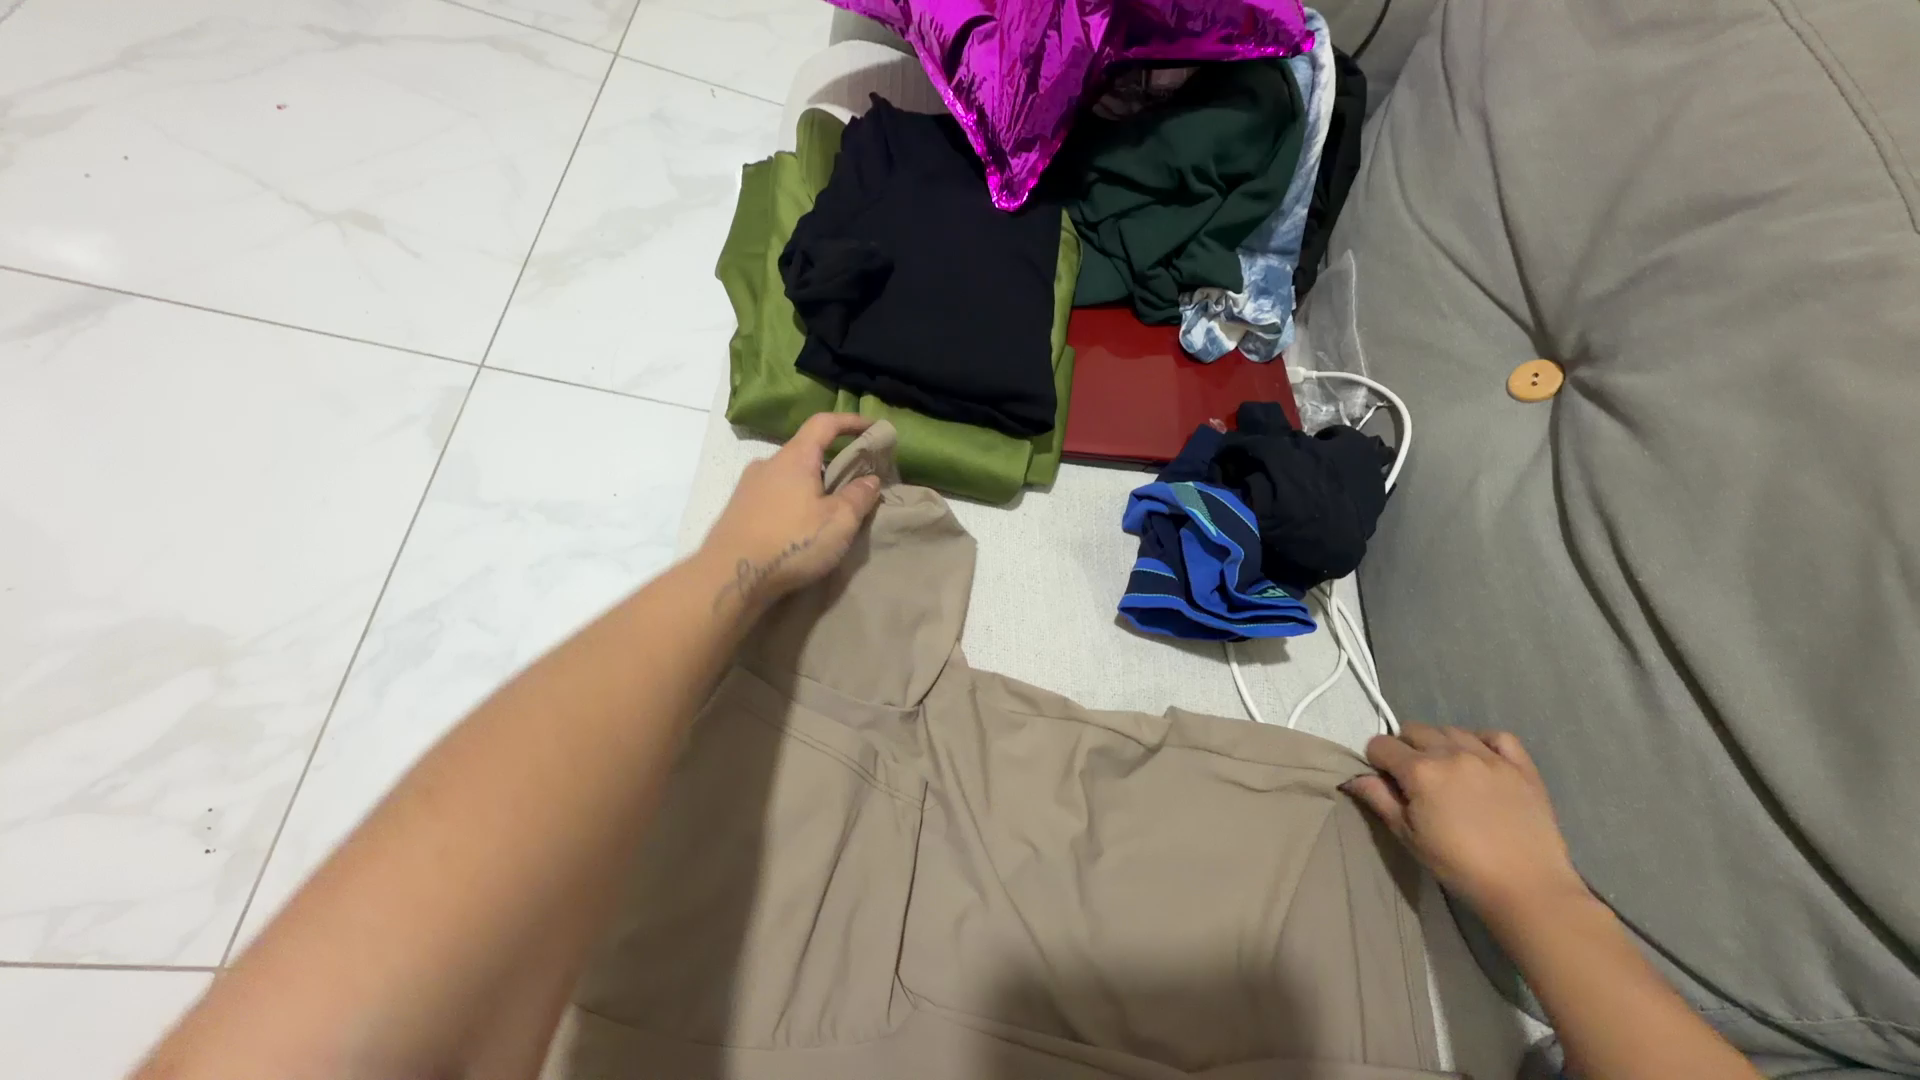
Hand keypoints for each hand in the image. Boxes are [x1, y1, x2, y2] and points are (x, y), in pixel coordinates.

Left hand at [700, 413, 884, 615]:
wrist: (729, 578)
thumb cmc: (791, 543)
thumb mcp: (839, 521)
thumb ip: (858, 496)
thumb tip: (870, 479)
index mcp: (794, 458)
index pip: (824, 423)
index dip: (850, 421)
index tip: (872, 428)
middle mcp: (768, 464)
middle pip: (806, 452)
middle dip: (833, 463)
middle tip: (856, 484)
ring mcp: (748, 487)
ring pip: (789, 477)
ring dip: (812, 487)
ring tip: (830, 512)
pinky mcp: (738, 511)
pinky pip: (775, 497)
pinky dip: (794, 503)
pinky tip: (801, 528)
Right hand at [1343, 724, 1589, 924]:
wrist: (1527, 888)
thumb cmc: (1459, 866)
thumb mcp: (1408, 836)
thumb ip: (1378, 799)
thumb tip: (1353, 776)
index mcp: (1421, 771)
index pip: (1380, 744)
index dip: (1375, 761)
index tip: (1384, 782)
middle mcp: (1453, 753)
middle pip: (1414, 730)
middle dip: (1404, 748)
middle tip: (1413, 779)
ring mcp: (1490, 757)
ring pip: (1451, 730)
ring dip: (1439, 744)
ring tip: (1446, 772)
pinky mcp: (1522, 767)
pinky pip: (1496, 736)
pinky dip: (1482, 741)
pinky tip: (1479, 759)